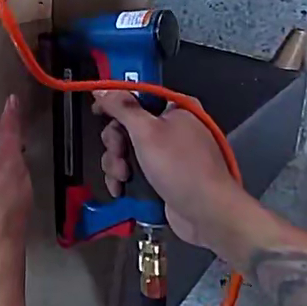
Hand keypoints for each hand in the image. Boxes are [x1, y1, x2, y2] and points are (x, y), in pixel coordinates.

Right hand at [93, 90, 248, 249]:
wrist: (207, 214)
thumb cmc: (183, 169)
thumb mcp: (147, 132)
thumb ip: (123, 108)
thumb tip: (104, 91)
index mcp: (174, 108)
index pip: (137, 95)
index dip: (115, 102)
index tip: (99, 111)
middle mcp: (172, 128)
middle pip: (126, 125)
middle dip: (115, 142)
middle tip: (118, 152)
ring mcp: (166, 154)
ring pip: (126, 150)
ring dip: (116, 164)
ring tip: (123, 176)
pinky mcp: (161, 176)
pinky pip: (133, 170)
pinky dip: (124, 179)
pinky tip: (122, 188)